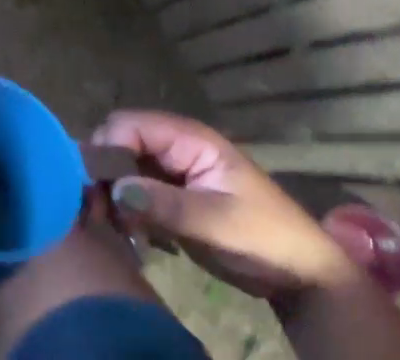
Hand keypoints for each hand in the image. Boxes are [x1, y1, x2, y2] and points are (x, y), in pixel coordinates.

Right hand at [92, 111, 359, 299]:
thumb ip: (164, 203)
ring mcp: (172, 172)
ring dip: (112, 194)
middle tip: (99, 210)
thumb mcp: (216, 222)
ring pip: (123, 168)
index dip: (107, 149)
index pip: (128, 125)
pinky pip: (134, 191)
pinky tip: (128, 232)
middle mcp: (175, 147)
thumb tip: (114, 188)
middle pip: (120, 143)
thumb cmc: (265, 238)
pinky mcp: (170, 197)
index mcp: (189, 139)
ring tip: (114, 226)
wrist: (302, 275)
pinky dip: (124, 208)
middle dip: (105, 173)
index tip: (97, 187)